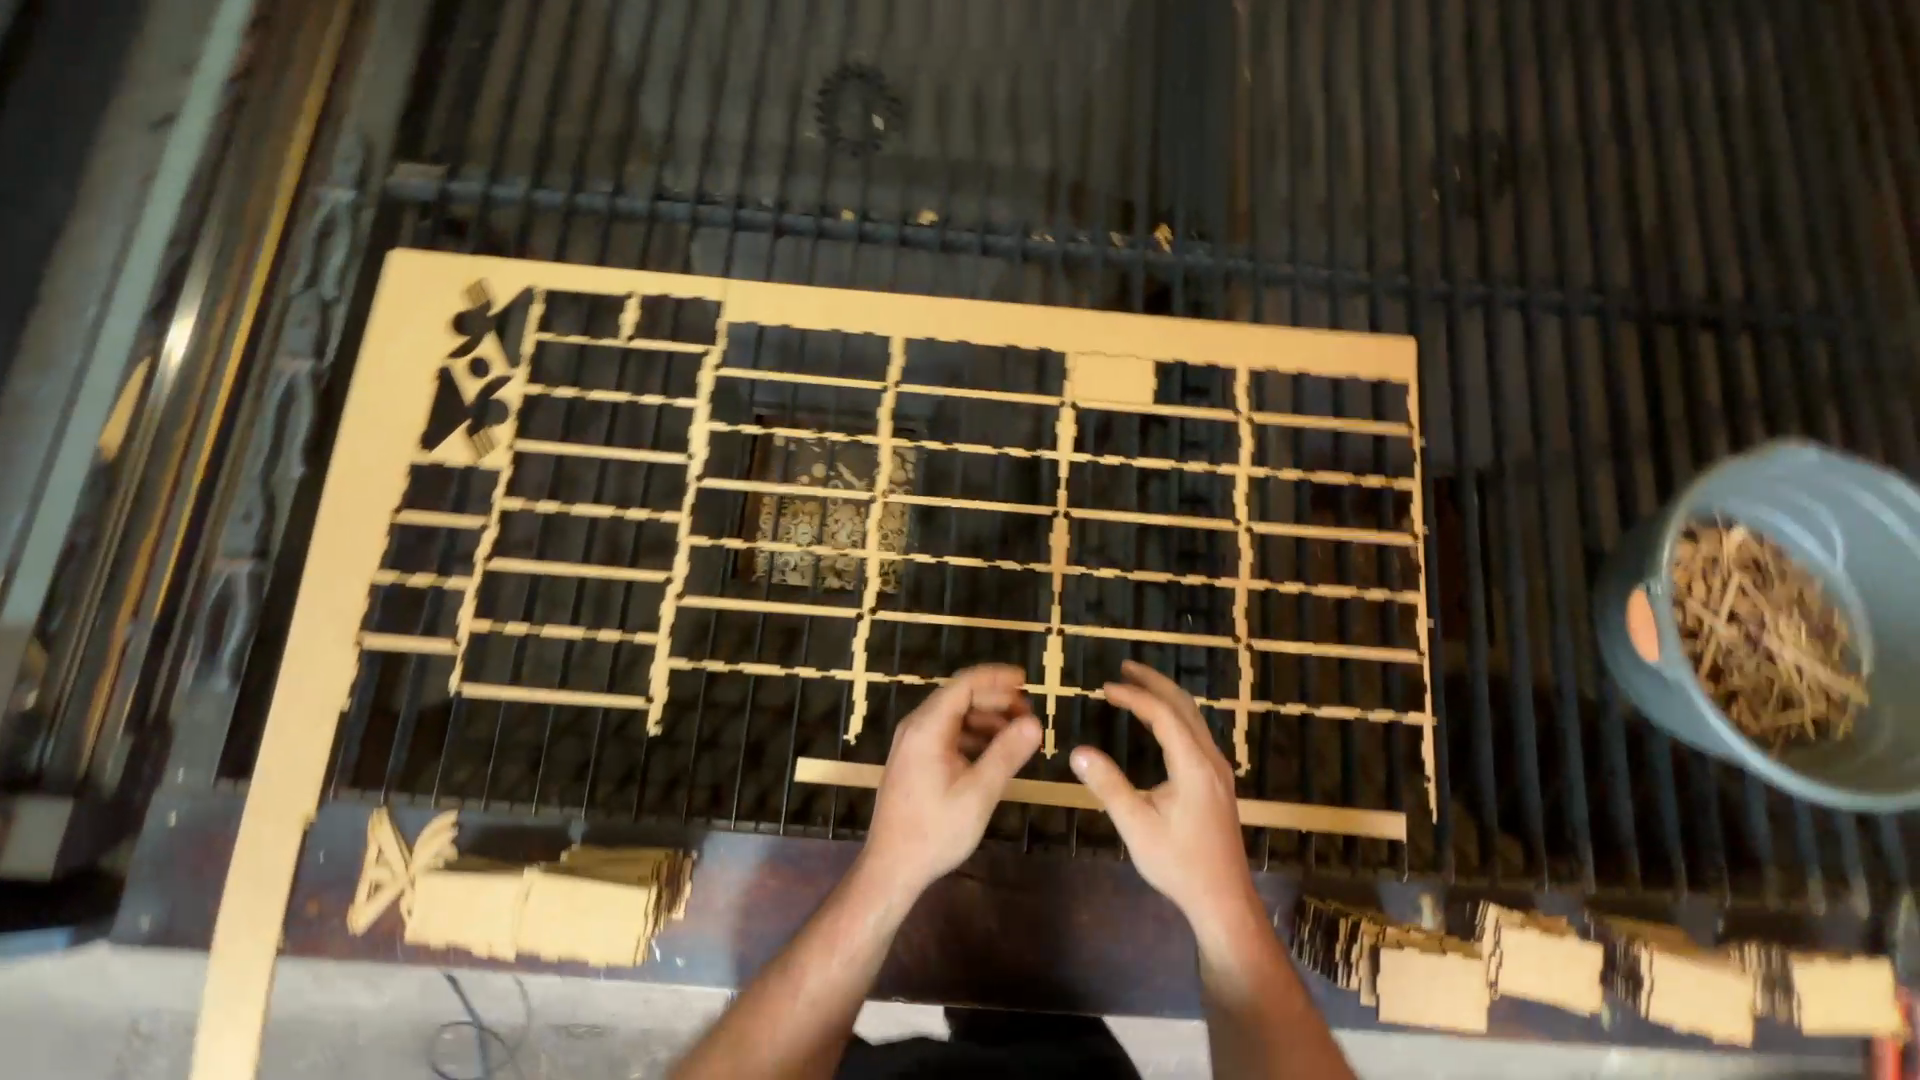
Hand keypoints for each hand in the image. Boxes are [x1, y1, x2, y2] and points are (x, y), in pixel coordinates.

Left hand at [860, 665, 1042, 898]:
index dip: (997, 678)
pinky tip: (994, 756)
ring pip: (954, 718)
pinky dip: (973, 738)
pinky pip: (947, 736)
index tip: (1027, 680)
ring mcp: (912, 745)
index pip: (965, 684)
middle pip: (959, 698)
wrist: (892, 867)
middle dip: (996, 701)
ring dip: (987, 721)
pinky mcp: (913, 762)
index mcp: (928, 727)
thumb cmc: (935, 830)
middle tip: (1030, 714)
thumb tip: (1035, 723)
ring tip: (1018, 737)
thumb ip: (1007, 753)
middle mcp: (916, 728)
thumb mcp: (979, 793)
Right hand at [1069, 661, 1261, 934]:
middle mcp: (1211, 759)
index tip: (1104, 687)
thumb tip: (1078, 751)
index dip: (1134, 697)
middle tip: (1124, 667)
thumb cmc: (1178, 863)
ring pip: (1194, 718)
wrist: (1223, 898)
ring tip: (1137, 686)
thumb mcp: (1136, 825)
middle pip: (1184, 706)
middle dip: (1154, 683)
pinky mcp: (1218, 782)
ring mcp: (1219, 770)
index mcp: (1194, 765)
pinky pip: (1196, 733)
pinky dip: (1174, 715)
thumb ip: (1108, 785)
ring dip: (1165, 697)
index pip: (1163, 715)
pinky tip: (1158, 723)